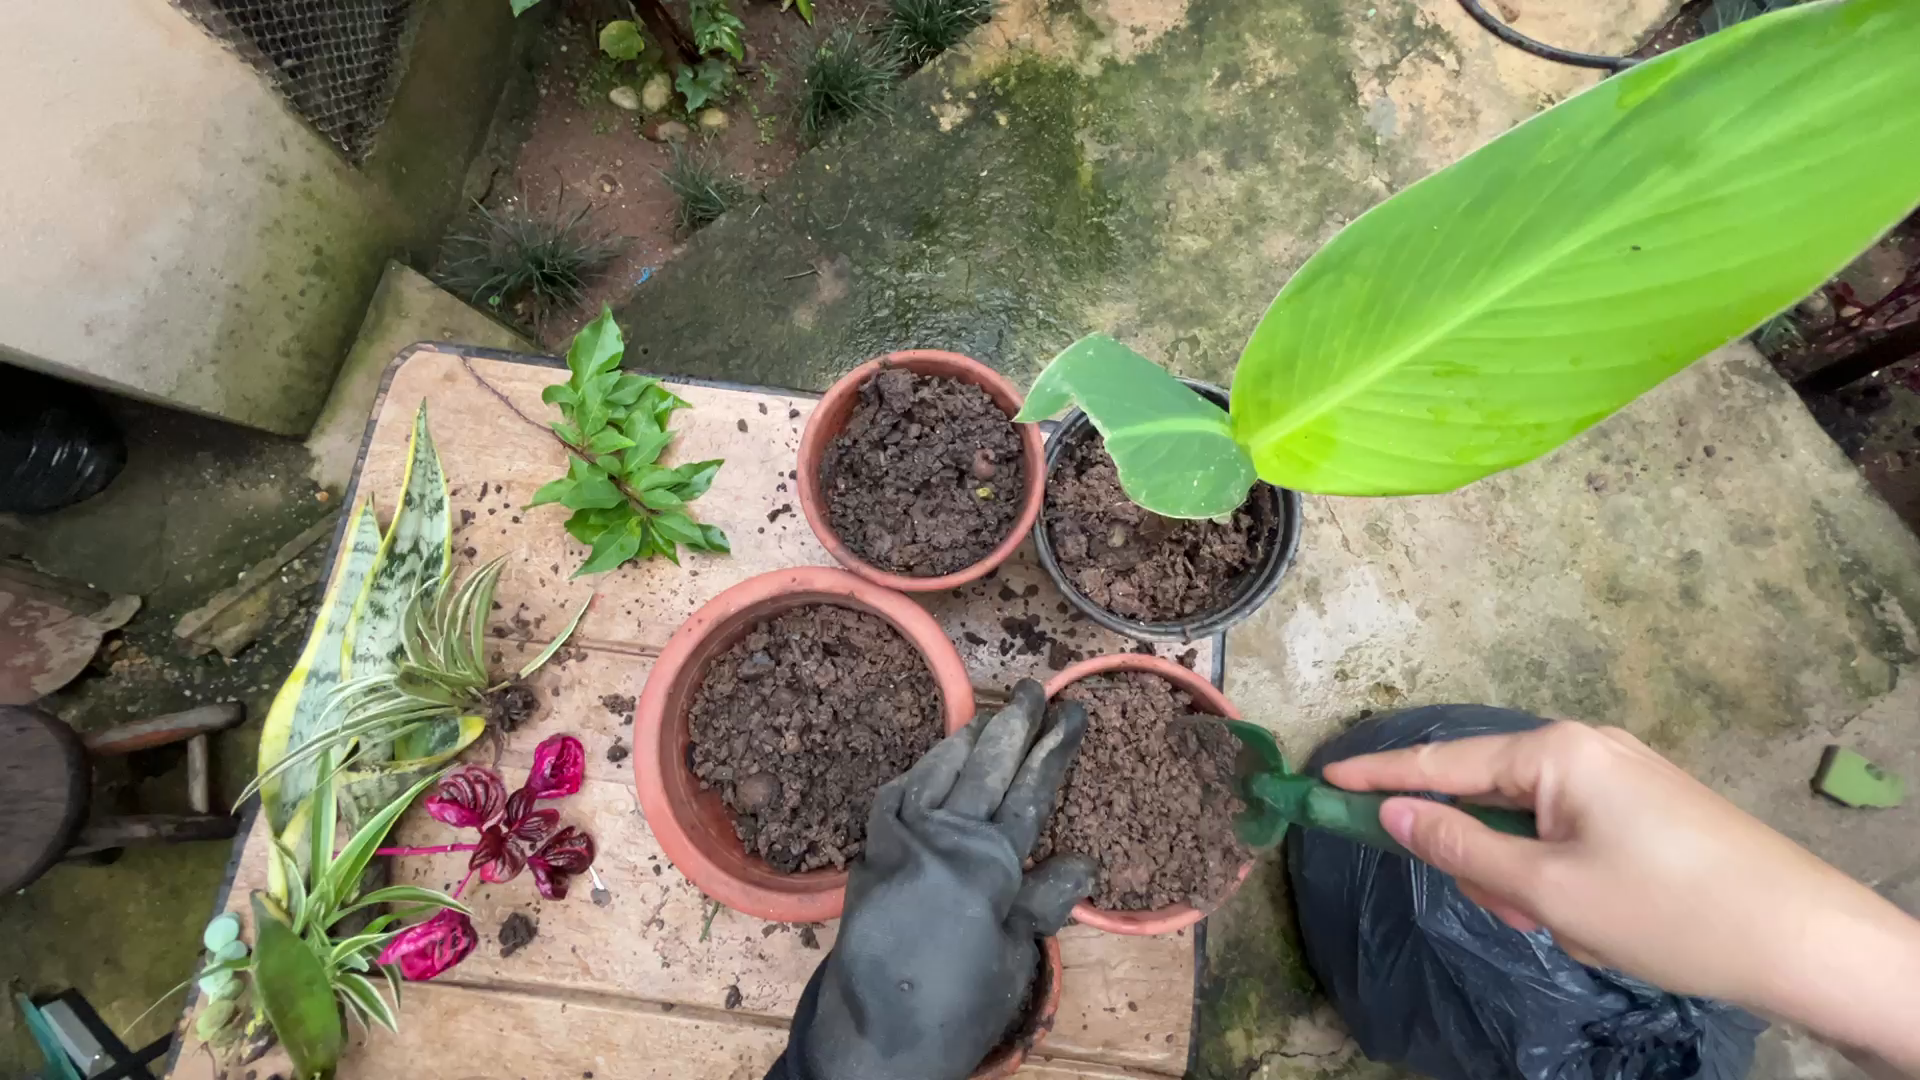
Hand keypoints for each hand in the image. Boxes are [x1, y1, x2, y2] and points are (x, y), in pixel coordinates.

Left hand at [792, 680, 1095, 1079]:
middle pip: (989, 768)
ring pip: (943, 769)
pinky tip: (936, 754)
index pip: (1031, 792)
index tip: (1069, 714)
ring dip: (969, 738)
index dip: (1052, 751)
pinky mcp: (873, 845)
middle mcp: (948, 837)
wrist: (873, 1037)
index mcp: (992, 865)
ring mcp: (905, 835)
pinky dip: (920, 768)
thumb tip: (1085, 861)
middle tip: (1032, 690)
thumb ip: (1044, 902)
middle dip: (1014, 725)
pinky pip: (898, 790)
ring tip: (991, 712)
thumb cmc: (956, 1006)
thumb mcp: (1014, 960)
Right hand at [1323, 721, 1919, 1072]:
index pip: (1441, 762)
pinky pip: (1567, 831)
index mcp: (1555, 752)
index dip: (1379, 776)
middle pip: (1488, 797)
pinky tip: (1606, 916)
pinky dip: (1564, 873)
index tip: (1326, 779)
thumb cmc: (1678, 915)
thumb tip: (1390, 813)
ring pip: (1528, 822)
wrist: (1840, 958)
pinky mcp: (1645, 805)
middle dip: (1488, 858)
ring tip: (1579, 926)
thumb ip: (1457, 846)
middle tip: (1519, 912)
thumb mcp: (1550, 892)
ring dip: (1531, 877)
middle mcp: (1582, 747)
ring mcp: (1618, 774)